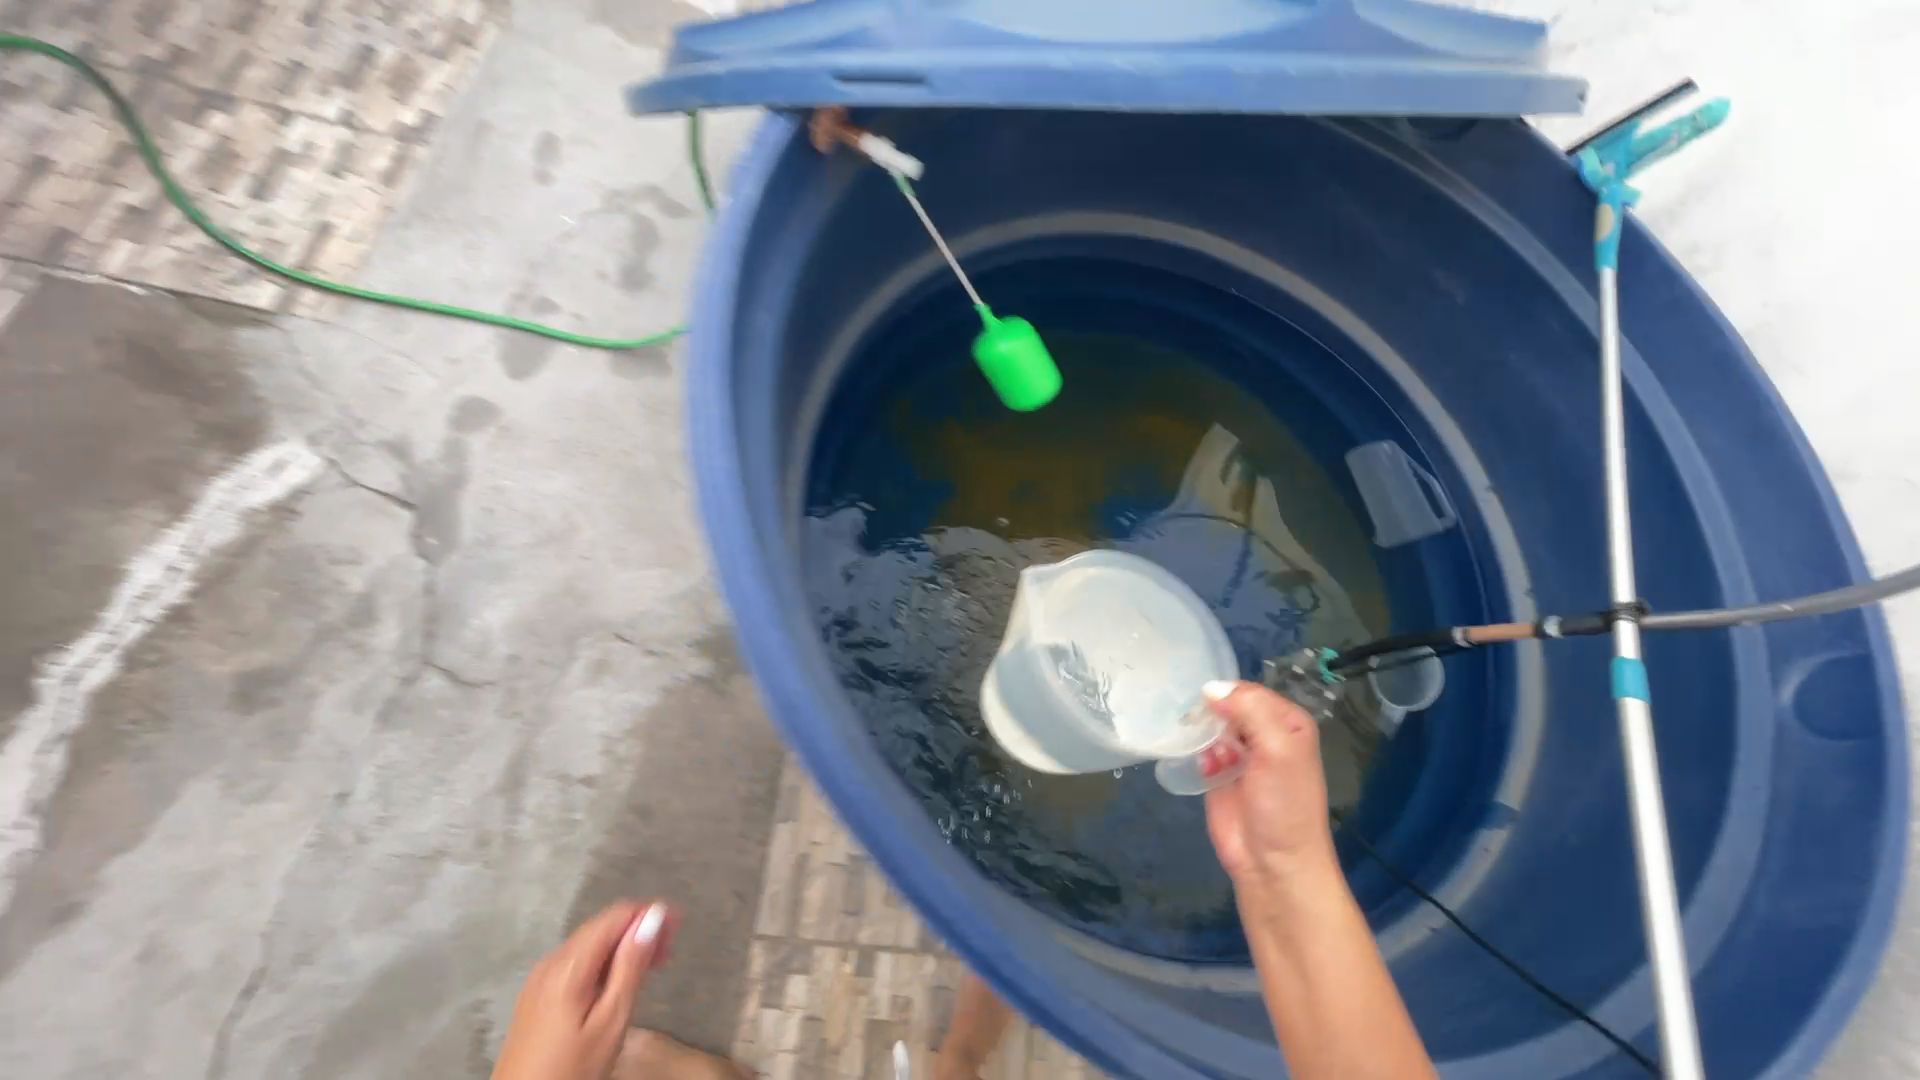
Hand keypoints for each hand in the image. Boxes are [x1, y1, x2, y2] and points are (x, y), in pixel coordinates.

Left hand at [493, 901, 677, 1079]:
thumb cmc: (571, 1072)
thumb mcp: (611, 1021)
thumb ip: (631, 965)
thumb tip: (652, 917)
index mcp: (570, 964)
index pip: (617, 914)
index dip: (651, 913)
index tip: (678, 926)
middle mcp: (552, 960)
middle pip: (603, 925)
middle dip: (639, 929)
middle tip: (668, 953)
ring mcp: (540, 978)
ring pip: (591, 942)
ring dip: (623, 946)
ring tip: (650, 969)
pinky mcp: (536, 995)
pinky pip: (577, 961)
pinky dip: (603, 961)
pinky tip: (616, 984)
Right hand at [1202, 680, 1336, 890]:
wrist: (1271, 862)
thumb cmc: (1284, 804)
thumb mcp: (1278, 750)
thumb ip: (1250, 711)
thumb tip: (1210, 688)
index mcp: (1287, 722)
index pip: (1249, 691)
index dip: (1227, 695)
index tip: (1207, 706)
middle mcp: (1263, 733)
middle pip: (1226, 704)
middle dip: (1209, 711)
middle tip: (1194, 722)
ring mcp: (1238, 753)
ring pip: (1209, 724)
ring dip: (1198, 731)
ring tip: (1197, 745)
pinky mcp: (1215, 771)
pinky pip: (1198, 747)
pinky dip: (1192, 749)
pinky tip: (1195, 761)